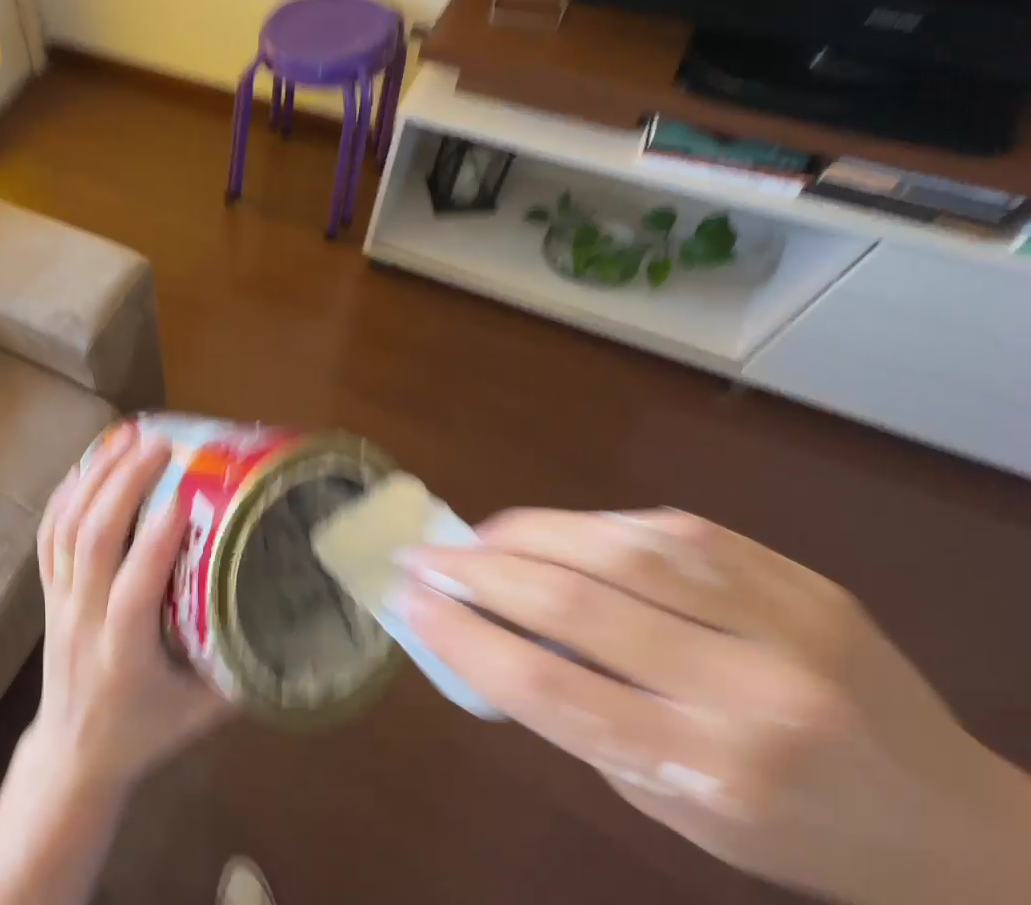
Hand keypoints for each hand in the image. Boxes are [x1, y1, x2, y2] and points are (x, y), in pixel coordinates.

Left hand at [23, 423, 233, 797]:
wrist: (73, 754)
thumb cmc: (143, 731)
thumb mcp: (202, 712)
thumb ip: (241, 669)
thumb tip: (287, 618)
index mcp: (124, 652)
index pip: (134, 589)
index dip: (156, 540)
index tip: (183, 493)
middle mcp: (84, 618)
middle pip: (91, 541)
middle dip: (122, 484)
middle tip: (158, 443)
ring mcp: (57, 601)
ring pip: (65, 529)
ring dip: (94, 477)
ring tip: (125, 436)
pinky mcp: (46, 592)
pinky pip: (47, 535)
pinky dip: (66, 494)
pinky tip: (87, 464)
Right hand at [400, 508, 1030, 904]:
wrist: (946, 820)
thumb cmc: (778, 826)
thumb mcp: (662, 800)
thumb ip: (579, 715)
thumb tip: (486, 629)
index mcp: (707, 769)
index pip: (547, 685)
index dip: (462, 633)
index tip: (408, 599)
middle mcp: (748, 693)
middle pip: (576, 605)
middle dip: (477, 571)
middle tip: (421, 556)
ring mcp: (785, 626)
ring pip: (622, 550)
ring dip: (527, 534)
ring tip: (476, 537)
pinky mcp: (803, 581)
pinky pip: (674, 532)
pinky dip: (593, 527)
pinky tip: (554, 533)